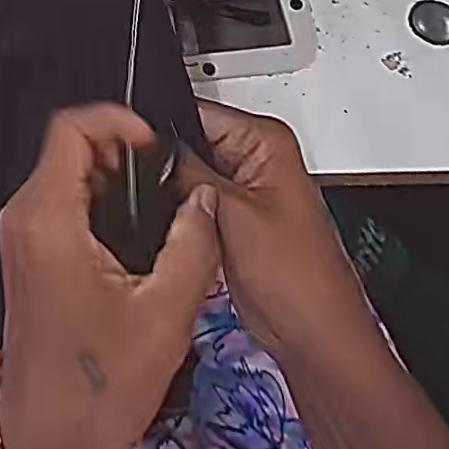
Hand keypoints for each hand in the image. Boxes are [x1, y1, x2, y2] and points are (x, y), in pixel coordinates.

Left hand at [0, 104, 221, 448]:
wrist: (43, 442)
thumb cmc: (90, 392)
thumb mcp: (162, 316)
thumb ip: (192, 245)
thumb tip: (202, 201)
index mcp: (49, 220)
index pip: (70, 128)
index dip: (116, 119)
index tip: (150, 140)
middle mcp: (27, 217)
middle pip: (72, 145)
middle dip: (123, 152)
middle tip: (161, 179)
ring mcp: (25, 233)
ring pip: (71, 170)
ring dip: (116, 177)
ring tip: (155, 209)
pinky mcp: (32, 250)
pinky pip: (67, 198)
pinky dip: (103, 199)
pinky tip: (135, 235)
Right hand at [177, 100, 375, 362]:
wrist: (312, 337)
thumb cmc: (297, 278)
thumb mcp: (232, 214)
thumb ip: (188, 174)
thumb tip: (154, 150)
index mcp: (264, 139)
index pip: (199, 112)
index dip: (164, 128)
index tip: (136, 145)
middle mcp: (255, 155)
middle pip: (192, 140)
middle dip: (169, 162)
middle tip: (153, 185)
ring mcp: (243, 185)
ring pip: (190, 171)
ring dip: (176, 189)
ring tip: (170, 210)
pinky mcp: (233, 213)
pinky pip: (196, 199)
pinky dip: (185, 210)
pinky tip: (178, 224)